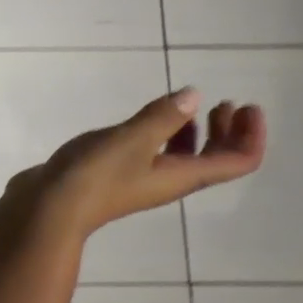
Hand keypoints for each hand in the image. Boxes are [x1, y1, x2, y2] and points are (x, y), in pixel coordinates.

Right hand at [7, 89, 267, 236]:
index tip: (245, 106)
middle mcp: (172, 180)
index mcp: (185, 175)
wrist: (51, 205)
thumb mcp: (130, 140)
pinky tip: (144, 126)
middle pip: (217, 160)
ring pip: (187, 158)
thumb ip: (162, 118)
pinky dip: (165, 138)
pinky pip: (157, 156)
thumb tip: (194, 96)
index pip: (238, 160)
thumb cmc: (95, 175)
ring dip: (197, 134)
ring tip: (189, 111)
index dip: (251, 135)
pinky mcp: (119, 176)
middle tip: (224, 104)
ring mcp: (144, 180)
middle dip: (227, 132)